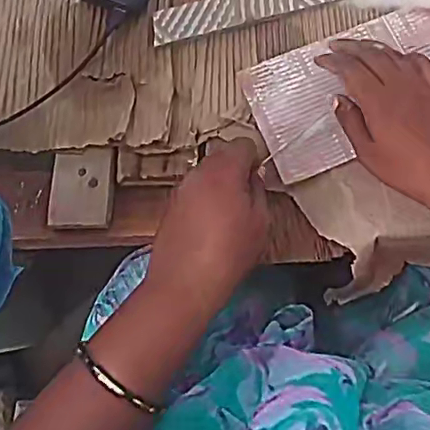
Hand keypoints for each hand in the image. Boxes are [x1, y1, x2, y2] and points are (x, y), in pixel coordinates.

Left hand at [142, 139, 270, 317]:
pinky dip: (203, 199)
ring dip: (218, 185)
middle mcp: (198, 172)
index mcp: (224, 170)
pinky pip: (193, 191)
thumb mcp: (260, 223)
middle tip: (247, 197)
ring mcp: (181, 188)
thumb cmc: (229, 254)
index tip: (260, 176)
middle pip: (222, 156)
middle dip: (236, 169)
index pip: (243, 145)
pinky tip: (209, 227)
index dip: (255, 158)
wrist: (183, 285)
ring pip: (205, 174)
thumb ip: (259, 191)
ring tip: (229, 216)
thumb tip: (252, 179)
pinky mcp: (169, 205)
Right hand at [313, 39, 429, 207]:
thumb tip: (339, 103)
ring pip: (393, 54)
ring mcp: (419, 87)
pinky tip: (401, 57)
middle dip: (348, 47)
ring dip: (373, 46)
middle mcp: (399, 88)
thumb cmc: (411, 170)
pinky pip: (420, 63)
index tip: (323, 60)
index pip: (350, 69)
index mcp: (379, 101)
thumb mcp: (368, 153)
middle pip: (370, 54)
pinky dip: (406, 55)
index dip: (333, 61)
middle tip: (334, 47)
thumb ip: (351, 123)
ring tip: (360, 45)